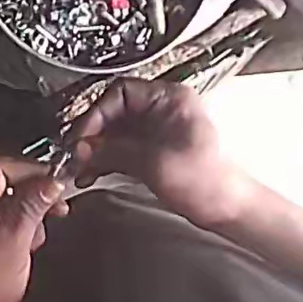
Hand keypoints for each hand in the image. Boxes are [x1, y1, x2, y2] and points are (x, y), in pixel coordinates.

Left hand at [0, 158, 67, 301]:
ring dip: (29, 211)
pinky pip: (3, 217)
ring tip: (39, 234)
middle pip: (2, 182)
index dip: (31, 172)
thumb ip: (31, 210)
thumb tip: (50, 181)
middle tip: (56, 204)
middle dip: (32, 193)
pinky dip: (21, 224)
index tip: (56, 182)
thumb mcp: (13, 249)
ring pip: (6, 199)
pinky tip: (30, 243)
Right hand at [66, 78, 257, 228]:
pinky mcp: (153, 151)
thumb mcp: (154, 162)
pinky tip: (89, 174)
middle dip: (92, 135)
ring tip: (78, 169)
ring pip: (114, 133)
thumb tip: (82, 148)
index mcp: (169, 98)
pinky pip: (120, 149)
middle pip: (113, 112)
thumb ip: (114, 150)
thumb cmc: (203, 180)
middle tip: (75, 155)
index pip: (120, 92)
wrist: (227, 209)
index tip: (82, 137)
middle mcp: (161, 110)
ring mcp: (157, 131)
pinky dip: (104, 161)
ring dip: (94, 150)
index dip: (97, 113)